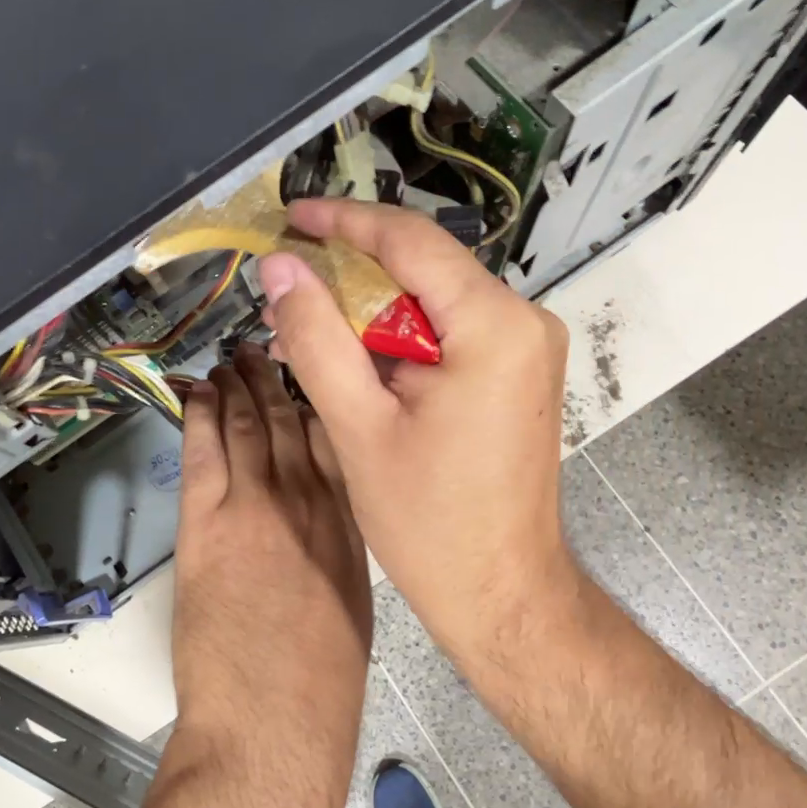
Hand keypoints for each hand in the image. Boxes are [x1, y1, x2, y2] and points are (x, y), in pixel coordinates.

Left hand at [165, 343, 371, 807]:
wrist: (274, 725)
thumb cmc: (318, 686)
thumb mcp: (350, 609)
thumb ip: (336, 557)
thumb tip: (322, 529)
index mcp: (350, 527)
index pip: (338, 444)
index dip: (323, 401)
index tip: (313, 375)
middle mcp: (311, 505)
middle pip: (295, 423)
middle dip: (278, 380)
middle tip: (266, 349)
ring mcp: (259, 508)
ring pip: (250, 426)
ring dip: (238, 386)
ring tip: (231, 357)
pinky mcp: (211, 524)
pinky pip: (205, 452)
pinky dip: (201, 416)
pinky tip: (198, 392)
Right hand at [259, 199, 581, 662]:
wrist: (502, 591)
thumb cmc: (430, 522)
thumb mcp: (358, 426)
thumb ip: (316, 337)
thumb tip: (279, 267)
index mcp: (494, 325)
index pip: (411, 241)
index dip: (343, 222)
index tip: (288, 216)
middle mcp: (524, 321)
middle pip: (424, 267)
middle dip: (351, 272)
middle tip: (285, 282)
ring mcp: (527, 348)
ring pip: (434, 300)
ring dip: (370, 310)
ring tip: (304, 327)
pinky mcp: (518, 373)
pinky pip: (451, 332)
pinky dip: (399, 339)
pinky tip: (354, 359)